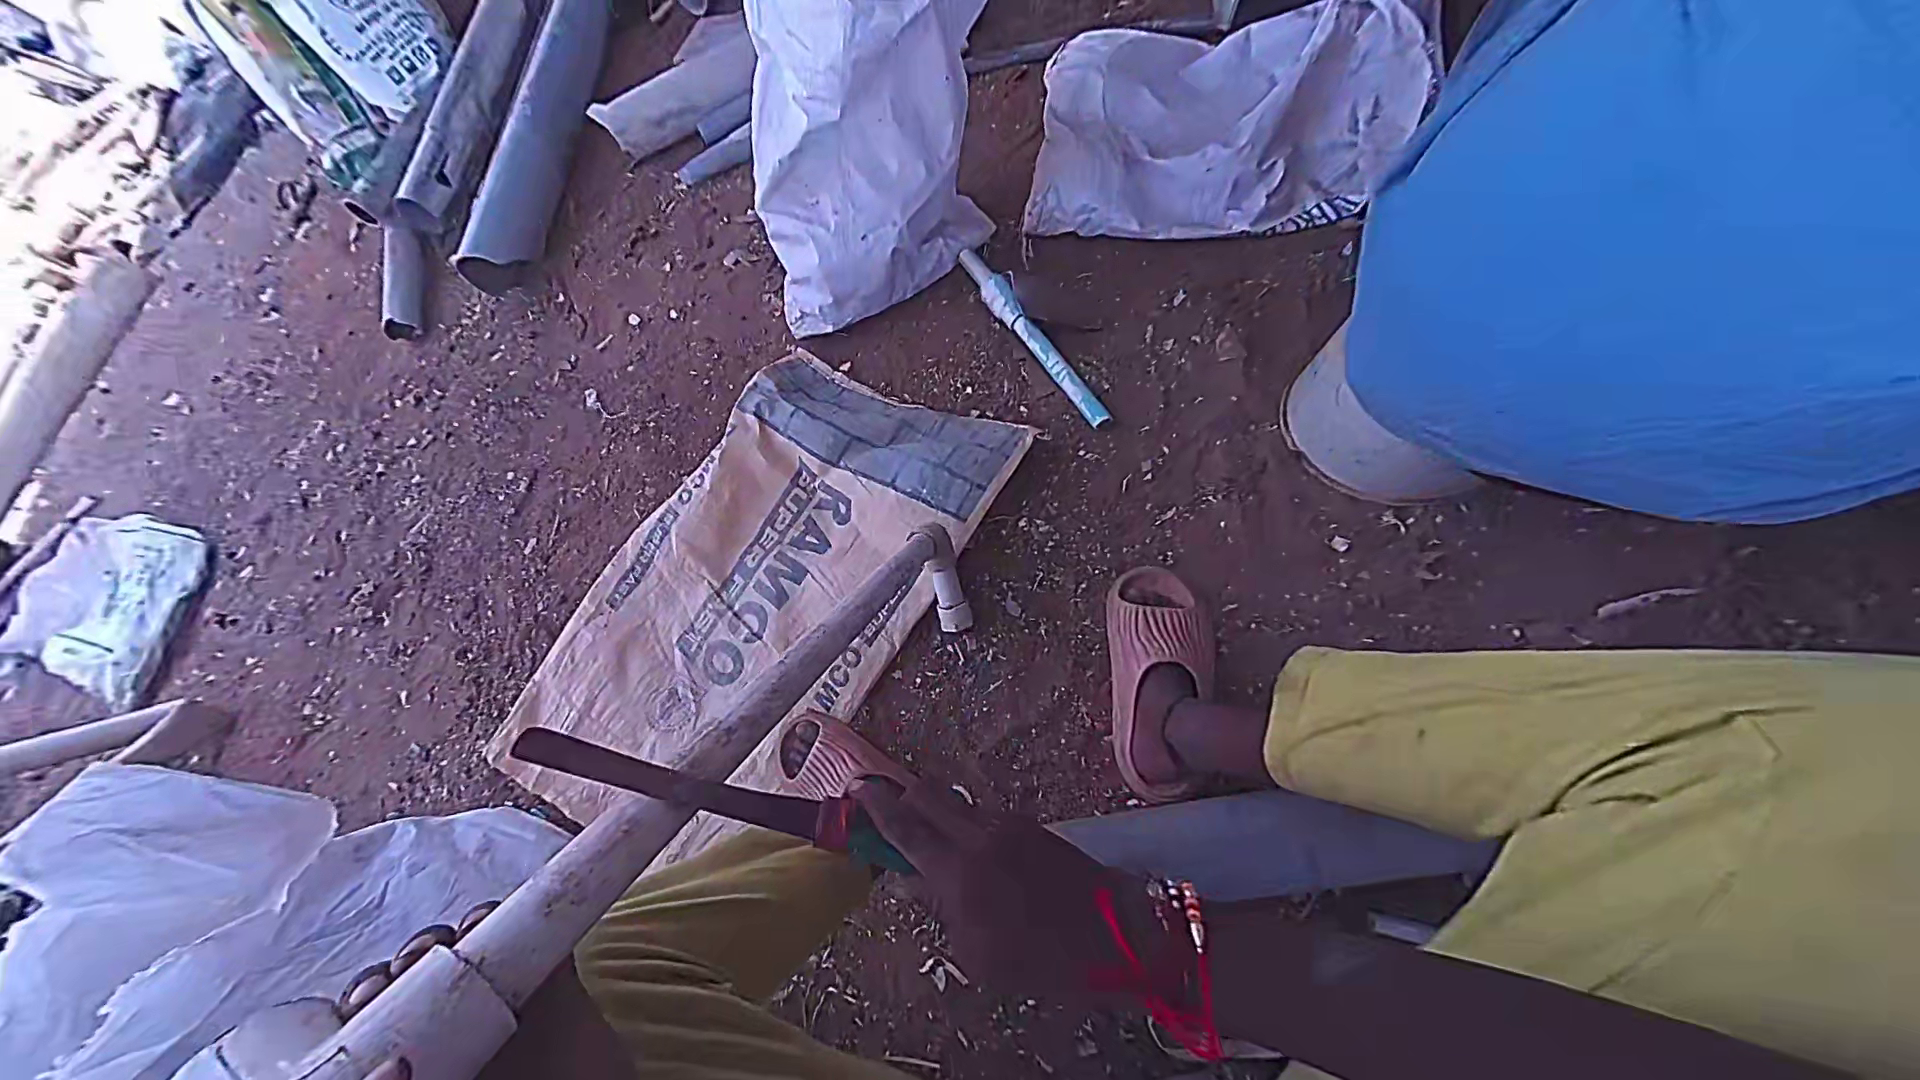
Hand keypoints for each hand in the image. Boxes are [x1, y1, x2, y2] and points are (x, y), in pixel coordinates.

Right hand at [850, 778, 1172, 1006]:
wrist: (1114, 931)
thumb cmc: (1042, 959)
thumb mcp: (978, 952)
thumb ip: (938, 906)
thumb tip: (908, 875)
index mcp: (959, 872)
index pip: (904, 826)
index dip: (874, 804)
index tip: (855, 788)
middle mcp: (978, 834)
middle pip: (925, 793)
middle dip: (899, 796)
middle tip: (888, 812)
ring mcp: (1005, 821)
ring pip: (954, 803)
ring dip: (936, 816)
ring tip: (941, 852)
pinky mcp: (1026, 821)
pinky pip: (982, 815)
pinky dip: (967, 828)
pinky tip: (981, 862)